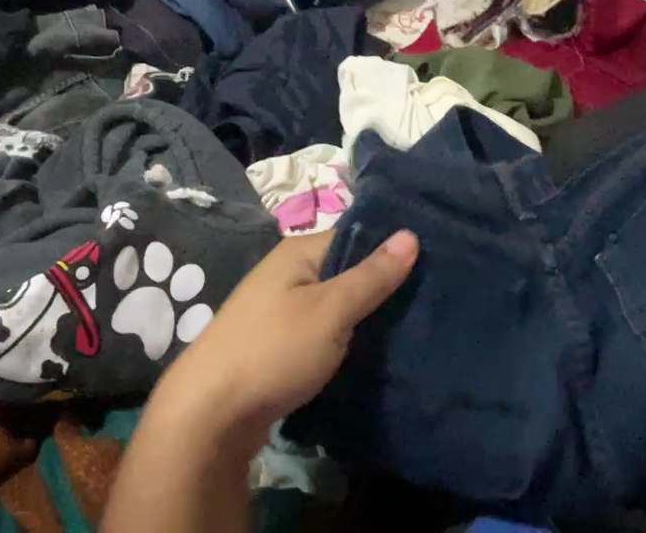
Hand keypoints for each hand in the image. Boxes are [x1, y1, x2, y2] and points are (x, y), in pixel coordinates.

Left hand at [148, 228, 418, 440]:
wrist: (209, 413)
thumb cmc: (274, 350)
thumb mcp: (331, 311)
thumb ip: (371, 276)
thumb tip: (410, 233)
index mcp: (298, 251)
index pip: (356, 236)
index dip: (392, 248)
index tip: (436, 264)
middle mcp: (287, 272)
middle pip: (346, 271)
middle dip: (382, 287)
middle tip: (431, 302)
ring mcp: (279, 309)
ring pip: (335, 305)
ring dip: (364, 318)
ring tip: (412, 329)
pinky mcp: (277, 344)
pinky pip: (321, 331)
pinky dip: (344, 340)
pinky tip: (372, 355)